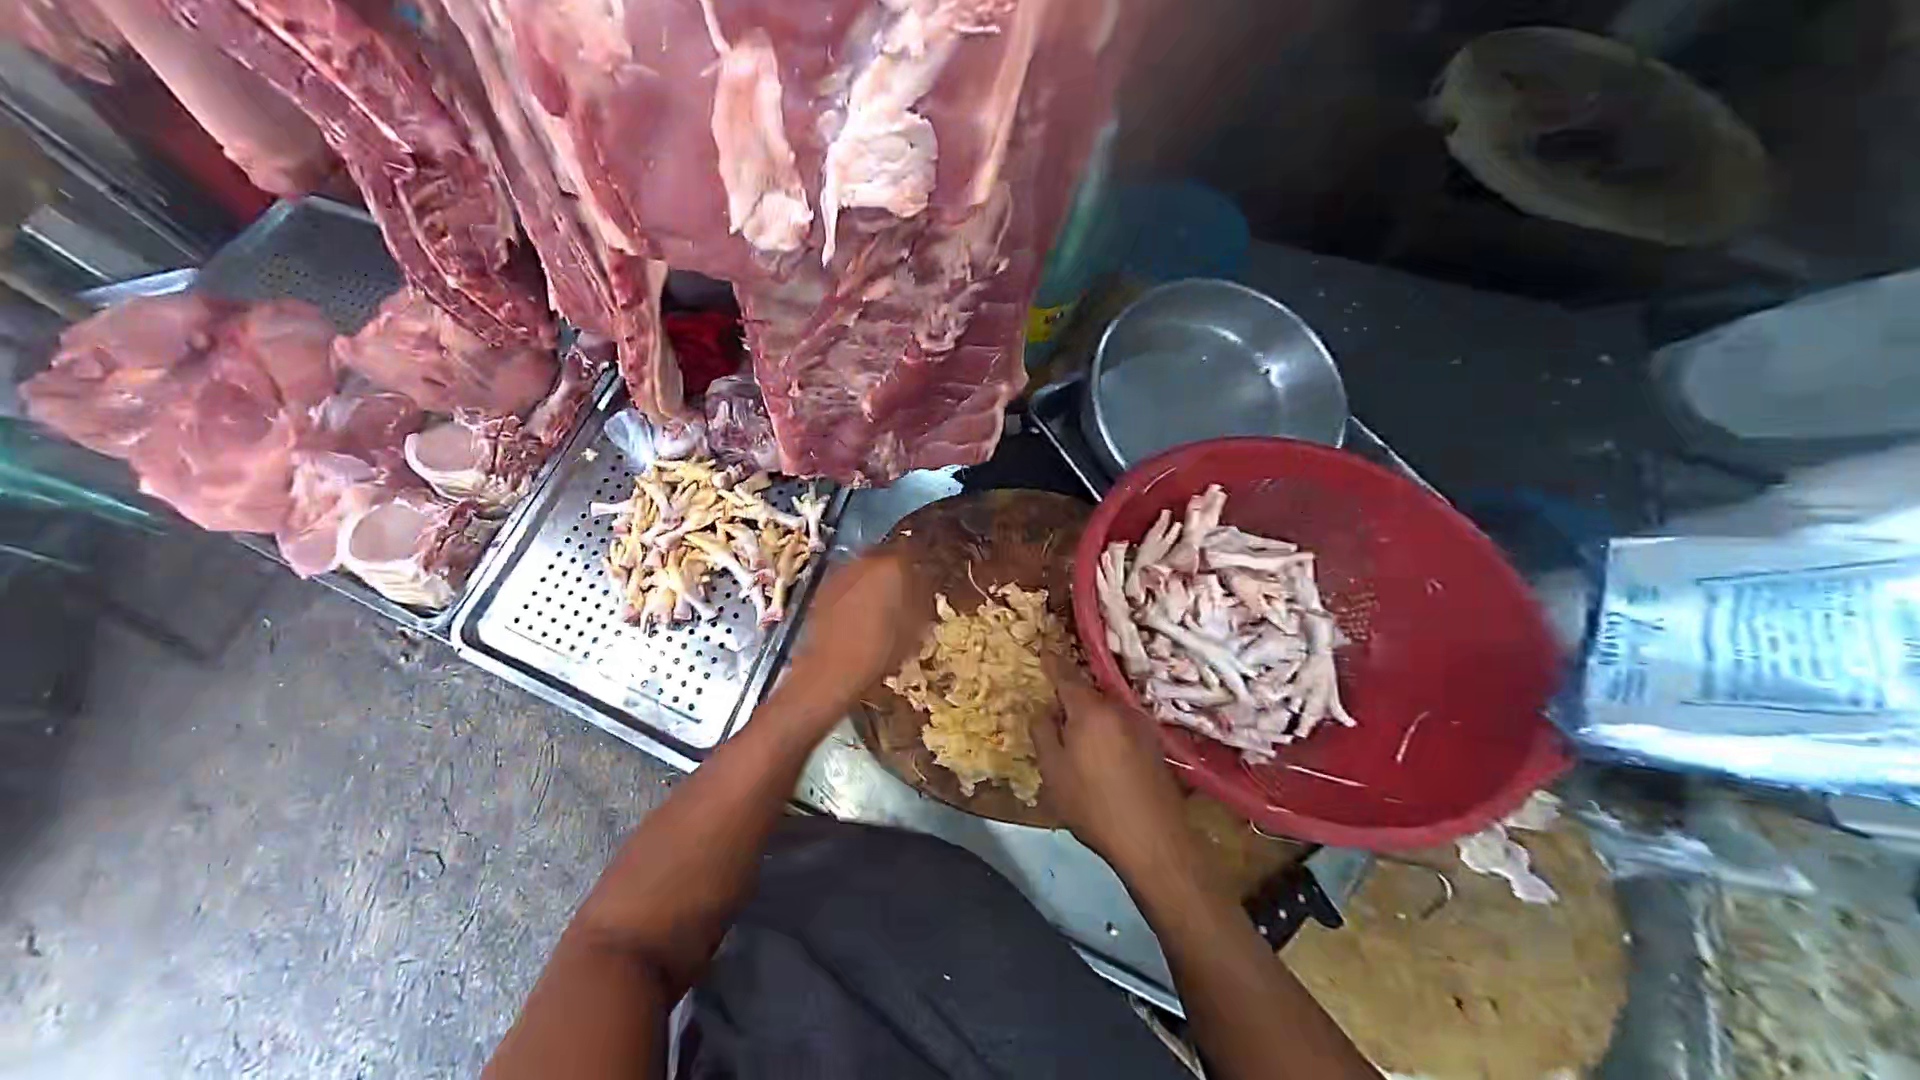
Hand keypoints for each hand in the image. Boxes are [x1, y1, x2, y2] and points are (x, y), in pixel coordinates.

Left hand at [775, 549, 930, 722]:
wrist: (833, 670)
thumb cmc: (882, 648)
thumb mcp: (917, 625)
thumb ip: (924, 596)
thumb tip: (927, 583)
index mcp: (893, 564)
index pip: (916, 550)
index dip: (924, 563)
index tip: (929, 575)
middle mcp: (865, 560)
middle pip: (889, 557)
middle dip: (898, 570)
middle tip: (908, 590)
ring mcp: (841, 572)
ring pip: (867, 569)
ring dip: (876, 581)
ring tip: (884, 605)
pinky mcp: (823, 588)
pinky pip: (849, 583)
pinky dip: (857, 592)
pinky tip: (861, 614)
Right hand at [1034, 653, 1198, 878]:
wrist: (1153, 840)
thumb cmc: (1093, 804)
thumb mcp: (1053, 771)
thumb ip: (1043, 732)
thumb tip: (1044, 711)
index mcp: (1091, 710)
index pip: (1067, 676)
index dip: (1053, 664)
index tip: (1044, 652)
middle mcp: (1119, 709)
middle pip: (1088, 695)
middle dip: (1071, 700)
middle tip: (1054, 717)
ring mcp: (1142, 726)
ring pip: (1107, 712)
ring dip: (1091, 719)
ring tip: (1077, 744)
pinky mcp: (1155, 745)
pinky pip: (1122, 727)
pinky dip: (1108, 733)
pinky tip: (1102, 759)